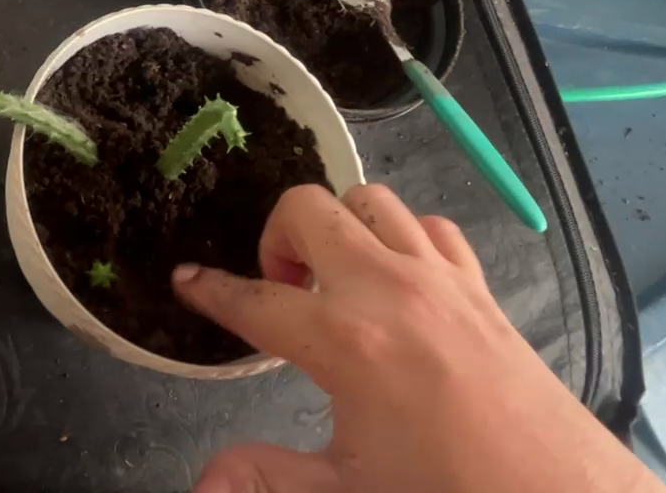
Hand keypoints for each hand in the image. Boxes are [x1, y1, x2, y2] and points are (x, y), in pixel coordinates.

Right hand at [175, 184, 661, 492]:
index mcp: (344, 341)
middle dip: (276, 237)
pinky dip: (402, 238)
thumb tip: (202, 482)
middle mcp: (385, 287)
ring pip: (368, 200)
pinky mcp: (479, 287)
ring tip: (336, 280)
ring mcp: (437, 278)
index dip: (211, 290)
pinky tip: (399, 283)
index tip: (185, 280)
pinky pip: (430, 228)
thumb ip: (269, 478)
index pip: (254, 301)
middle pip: (307, 209)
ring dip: (339, 226)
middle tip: (284, 292)